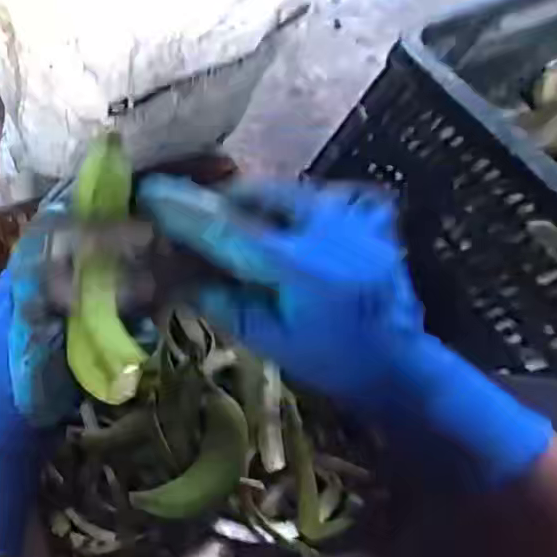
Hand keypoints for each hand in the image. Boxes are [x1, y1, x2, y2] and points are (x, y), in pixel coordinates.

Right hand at [138, 177, 551, 490]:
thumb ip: (222, 304)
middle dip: (218, 201)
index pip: (228, 229)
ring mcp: (353, 219)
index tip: (152, 192)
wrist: (403, 365)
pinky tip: (279, 226)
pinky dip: (286, 206)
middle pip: (256, 195)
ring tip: (229, 217)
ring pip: (283, 191)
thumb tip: (177, 279)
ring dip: (250, 201)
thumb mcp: (269, 341)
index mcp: (301, 267)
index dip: (185, 211)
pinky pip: (314, 197)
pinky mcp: (367, 218)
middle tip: (191, 211)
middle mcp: (328, 230)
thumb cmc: (333, 361)